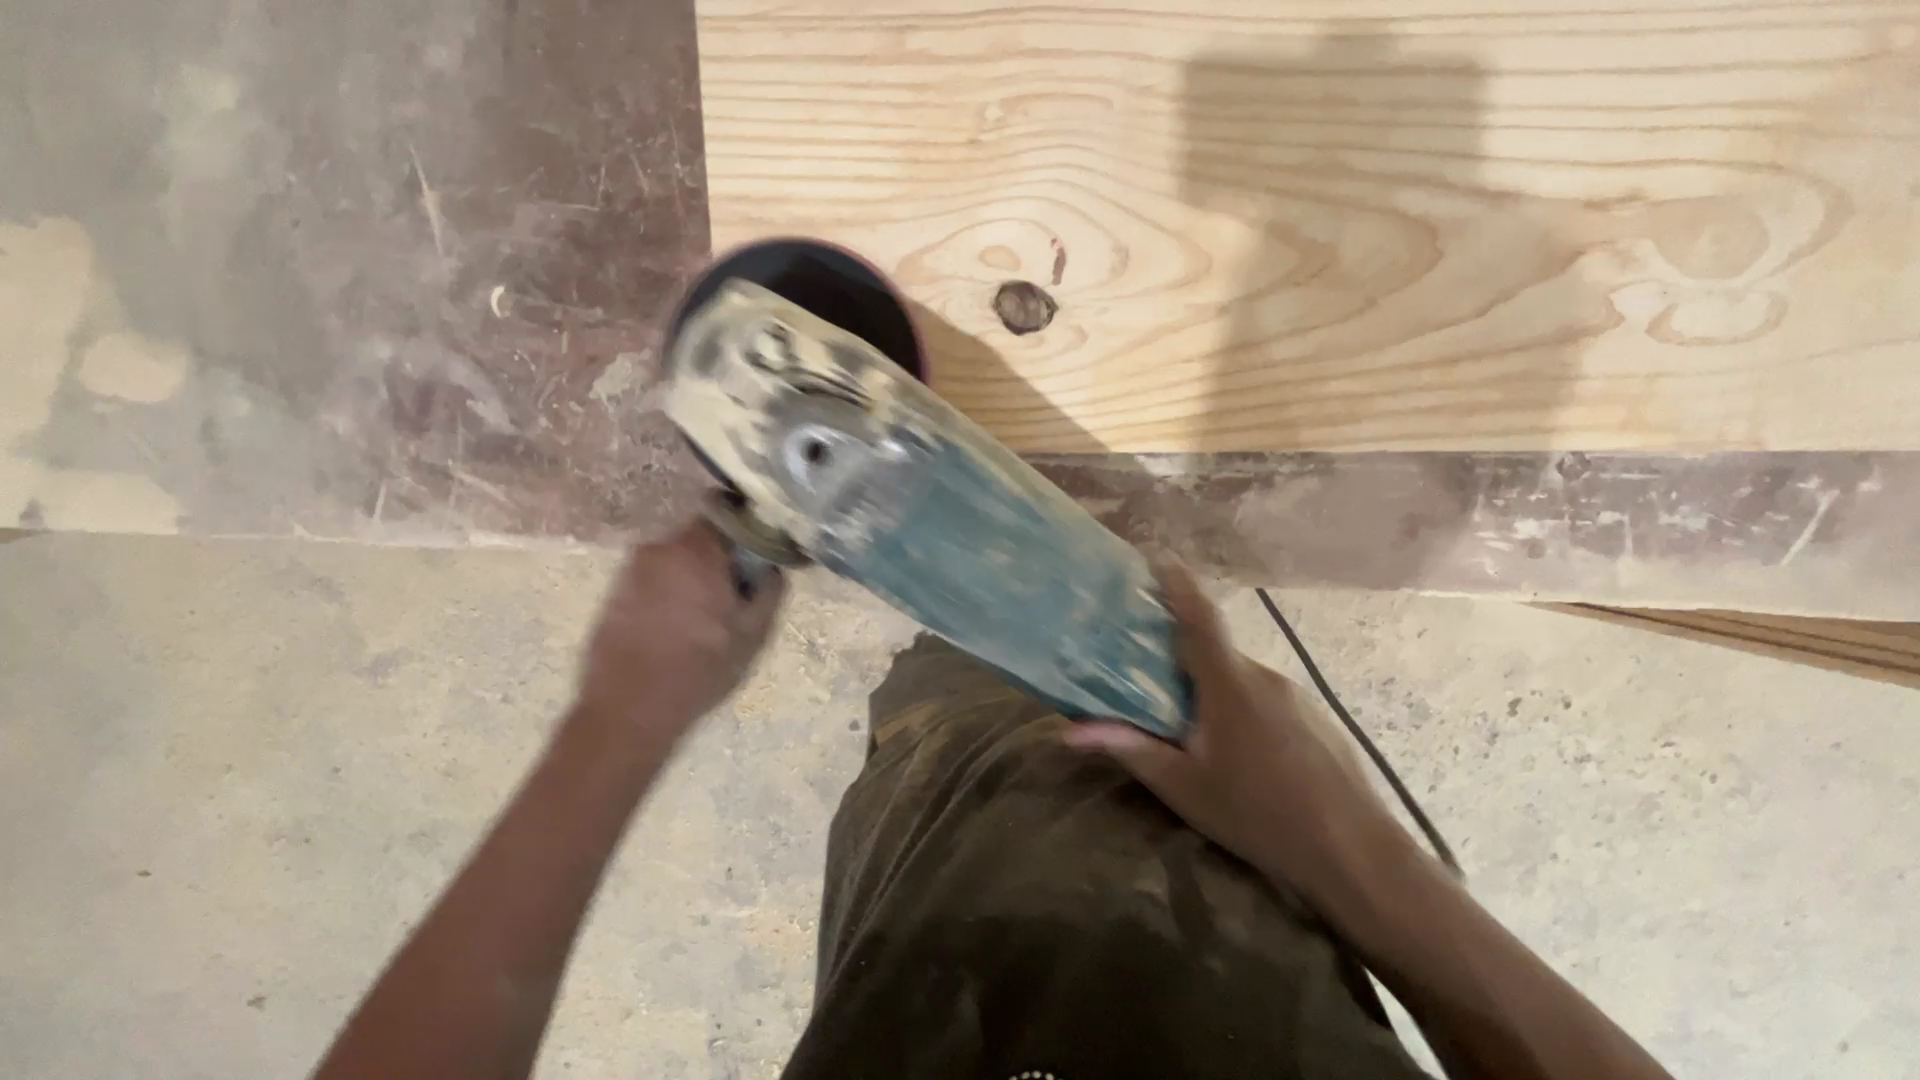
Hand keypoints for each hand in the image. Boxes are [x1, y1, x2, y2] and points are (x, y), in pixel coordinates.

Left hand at [575, 519, 785, 743]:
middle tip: (736, 593)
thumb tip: (773, 567)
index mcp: (695, 550)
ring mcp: (630, 570)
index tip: (758, 557)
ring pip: (675, 560)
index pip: (726, 515)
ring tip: (706, 615)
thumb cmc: (699, 668)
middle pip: (699, 538)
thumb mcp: (753, 634)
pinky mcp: (613, 594)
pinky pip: (653, 580)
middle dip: (719, 559)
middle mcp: (658, 549)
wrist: (628, 709)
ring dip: (692, 577)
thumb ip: (769, 590)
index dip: (747, 532)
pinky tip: (676, 627)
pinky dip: (668, 593)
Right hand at [1064, 560, 1409, 904]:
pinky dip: (1243, 710)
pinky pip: (1268, 699)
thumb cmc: (1259, 815)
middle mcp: (1266, 677)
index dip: (1178, 584)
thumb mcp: (1184, 786)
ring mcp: (1298, 697)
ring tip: (1193, 732)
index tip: (1157, 560)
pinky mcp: (1318, 720)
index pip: (1200, 617)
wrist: (1356, 854)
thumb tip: (1068, 731)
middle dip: (1182, 659)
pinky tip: (1242, 755)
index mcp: (1230, 684)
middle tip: (1149, 680)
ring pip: (1241, 680)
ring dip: (1213, 692)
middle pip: (1216, 652)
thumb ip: (1129, 749)